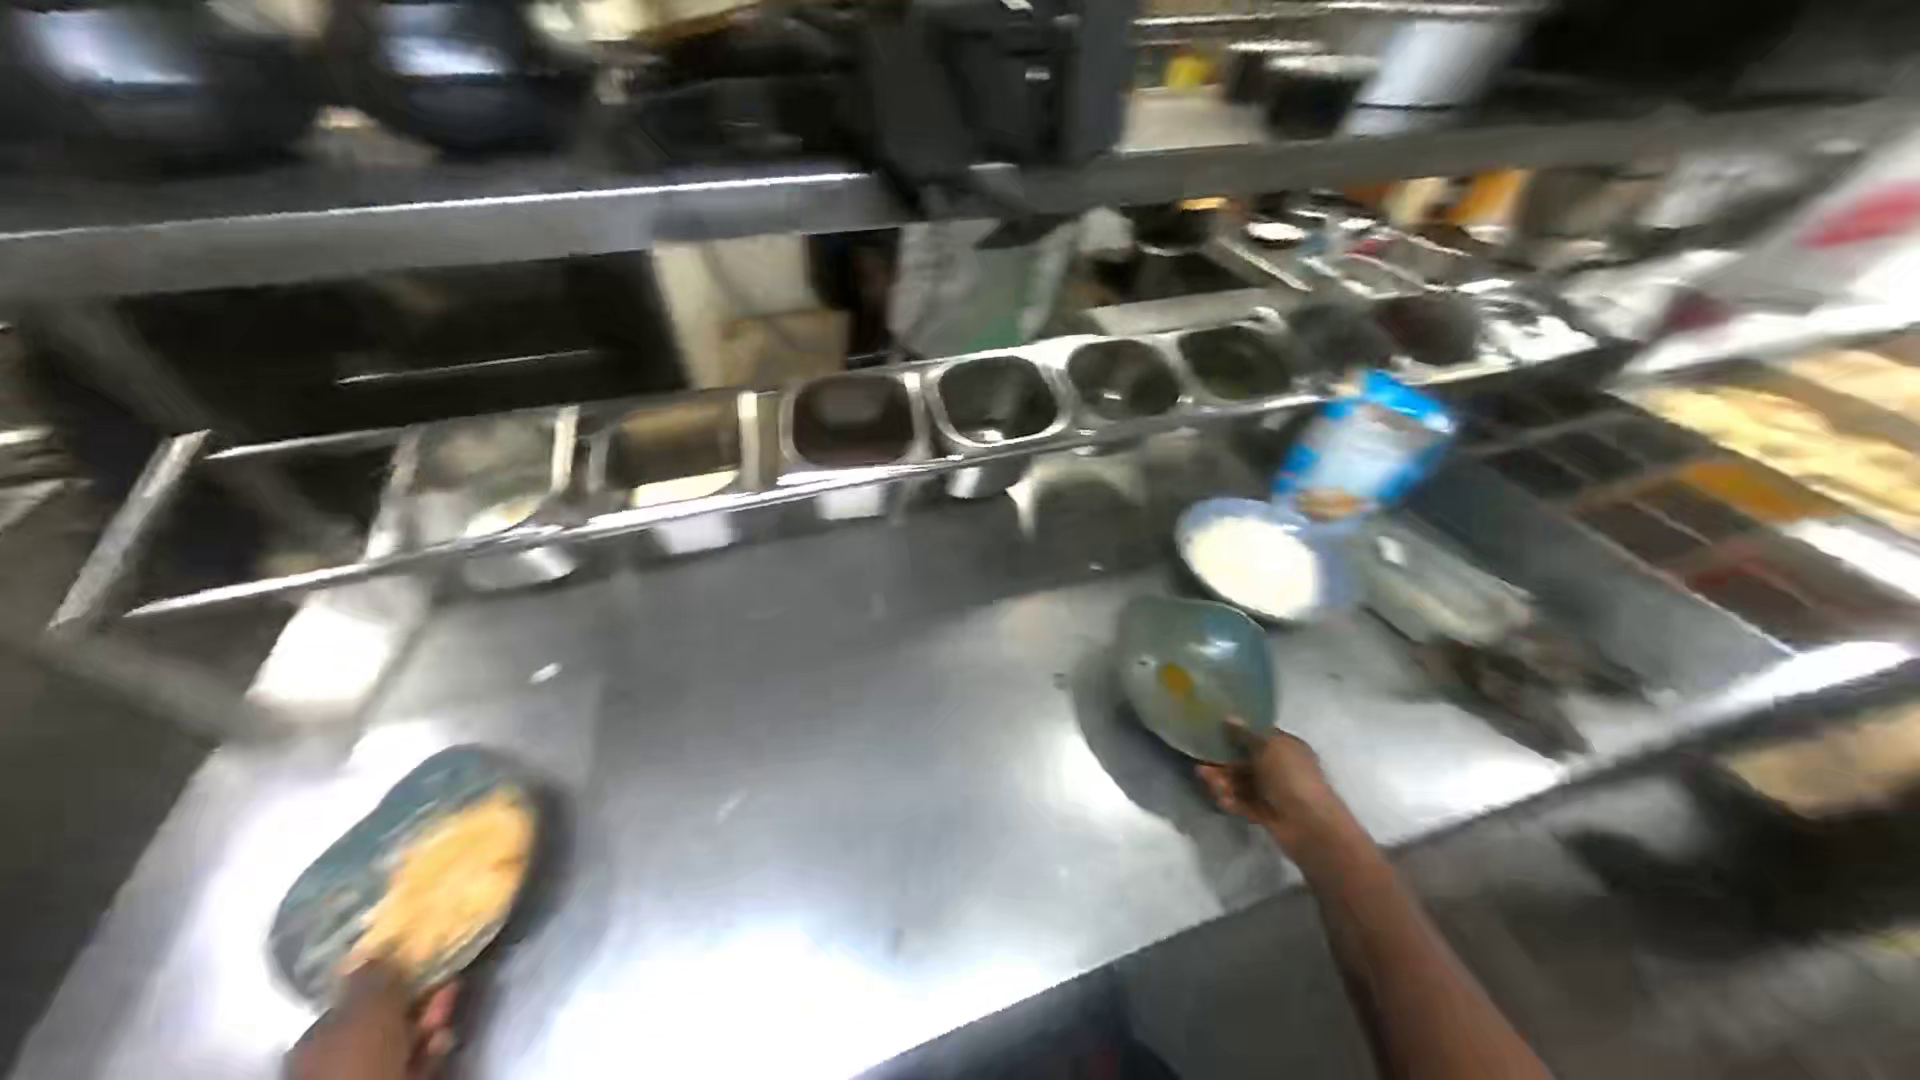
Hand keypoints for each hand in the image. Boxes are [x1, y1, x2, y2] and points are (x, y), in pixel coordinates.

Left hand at [286, 964, 458, 1079]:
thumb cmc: (361, 1062)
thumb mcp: (367, 1010)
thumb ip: (371, 977)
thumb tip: (369, 950)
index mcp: (314, 1039)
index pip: (357, 999)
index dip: (394, 981)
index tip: (424, 965)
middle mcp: (332, 1060)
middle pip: (387, 1018)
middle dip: (423, 1001)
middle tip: (449, 987)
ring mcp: (362, 1076)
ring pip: (406, 1039)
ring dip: (433, 1023)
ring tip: (447, 1020)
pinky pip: (417, 1062)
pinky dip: (432, 1050)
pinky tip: (442, 1044)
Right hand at [1196, 722, 1358, 861]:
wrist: (1309, 824)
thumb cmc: (1291, 776)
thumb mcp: (1267, 746)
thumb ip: (1245, 734)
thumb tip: (1229, 718)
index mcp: (1287, 747)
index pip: (1259, 736)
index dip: (1238, 733)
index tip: (1213, 731)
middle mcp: (1280, 768)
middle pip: (1245, 761)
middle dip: (1223, 762)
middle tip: (1201, 763)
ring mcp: (1273, 792)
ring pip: (1241, 783)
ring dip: (1223, 781)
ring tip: (1209, 782)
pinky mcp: (1266, 814)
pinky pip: (1244, 803)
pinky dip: (1232, 800)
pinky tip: (1221, 799)